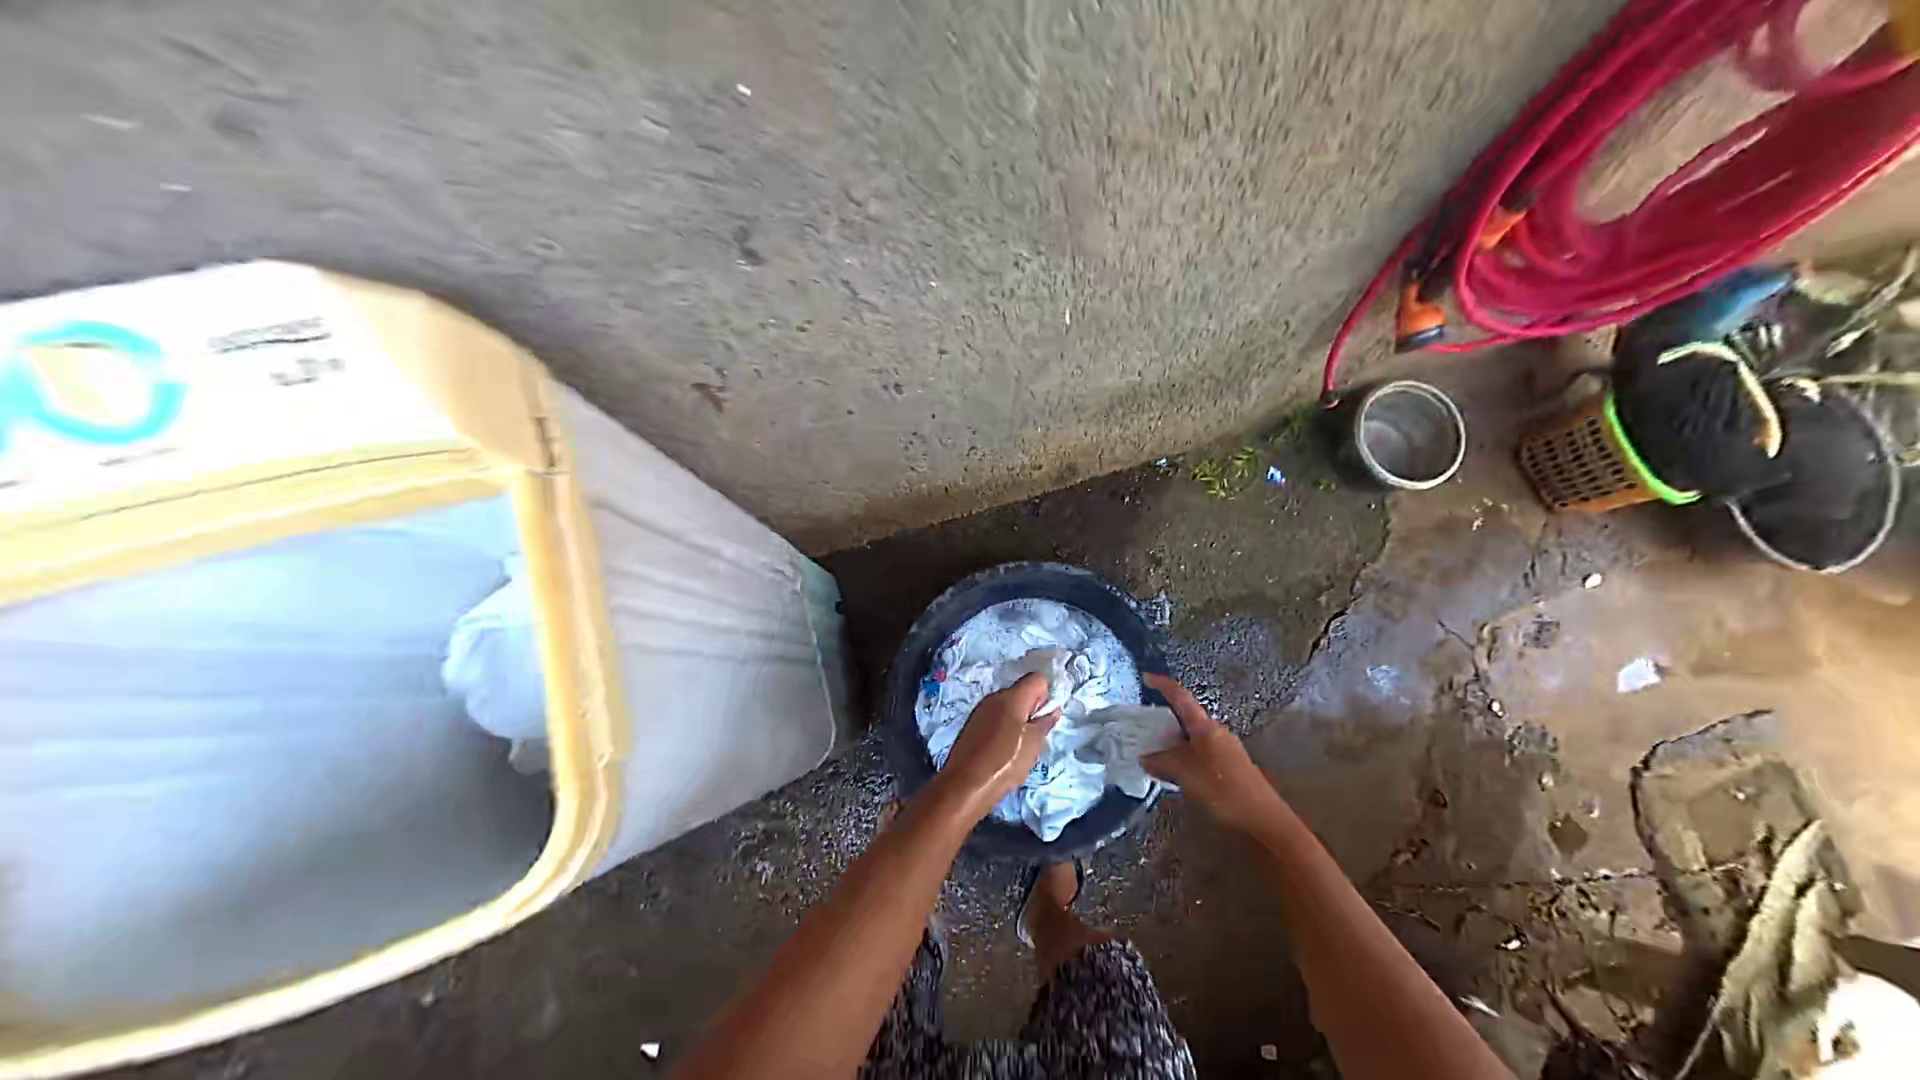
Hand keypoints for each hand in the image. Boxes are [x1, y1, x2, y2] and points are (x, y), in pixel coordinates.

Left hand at [934, 673, 1061, 819]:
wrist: (965, 785)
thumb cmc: (1005, 762)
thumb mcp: (1033, 744)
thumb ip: (1044, 723)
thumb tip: (1053, 710)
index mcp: (1010, 697)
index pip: (1036, 679)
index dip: (1046, 695)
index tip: (1045, 717)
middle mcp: (993, 698)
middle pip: (1020, 692)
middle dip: (1032, 709)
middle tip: (1035, 735)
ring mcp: (980, 711)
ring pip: (1007, 707)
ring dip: (1018, 720)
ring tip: (1020, 747)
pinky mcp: (972, 726)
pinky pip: (994, 719)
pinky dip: (1003, 729)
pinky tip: (1004, 751)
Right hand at [1141, 673, 1286, 833]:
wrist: (1263, 819)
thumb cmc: (1223, 789)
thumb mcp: (1185, 773)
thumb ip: (1161, 762)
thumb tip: (1145, 757)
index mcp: (1205, 727)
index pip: (1181, 697)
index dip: (1163, 685)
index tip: (1146, 678)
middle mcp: (1216, 733)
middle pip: (1185, 719)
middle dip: (1163, 722)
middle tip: (1142, 730)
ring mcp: (1224, 750)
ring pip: (1191, 740)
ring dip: (1172, 745)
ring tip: (1152, 756)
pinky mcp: (1229, 768)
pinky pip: (1199, 755)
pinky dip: (1183, 759)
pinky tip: (1174, 775)